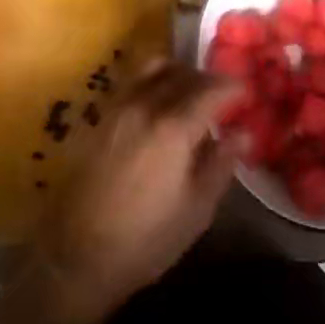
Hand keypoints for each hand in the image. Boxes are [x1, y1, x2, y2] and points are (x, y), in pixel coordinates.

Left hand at [0, 63, 244, 323]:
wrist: (78, 255)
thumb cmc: (146, 239)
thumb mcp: (197, 208)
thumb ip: (221, 163)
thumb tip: (243, 133)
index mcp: (174, 127)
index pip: (211, 89)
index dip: (232, 87)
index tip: (246, 94)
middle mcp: (145, 105)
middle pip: (183, 73)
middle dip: (208, 79)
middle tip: (222, 97)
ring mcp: (118, 107)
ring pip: (154, 68)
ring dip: (179, 73)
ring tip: (191, 94)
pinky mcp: (100, 117)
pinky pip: (133, 82)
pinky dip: (153, 81)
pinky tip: (160, 105)